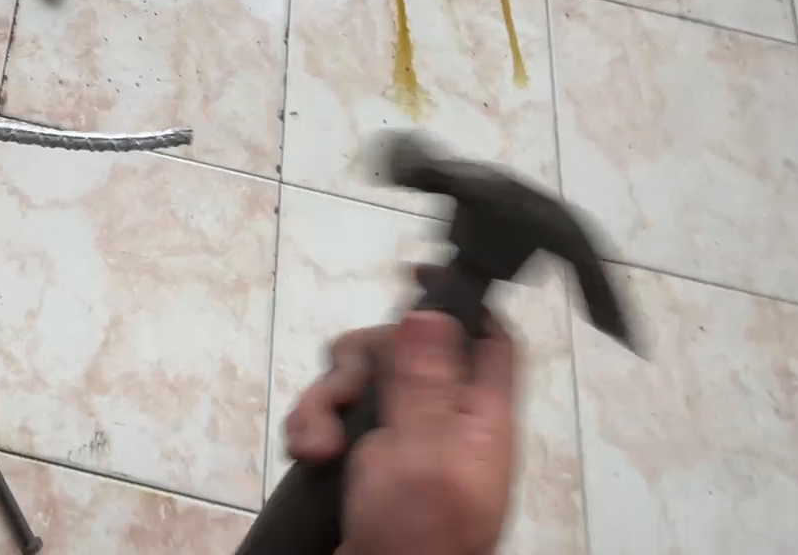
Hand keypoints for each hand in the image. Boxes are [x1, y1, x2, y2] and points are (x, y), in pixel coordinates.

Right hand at [284, 302, 519, 554]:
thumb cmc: (416, 535)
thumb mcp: (424, 457)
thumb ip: (426, 383)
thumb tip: (431, 314)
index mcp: (477, 418)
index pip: (488, 341)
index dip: (460, 302)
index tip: (414, 270)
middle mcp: (439, 414)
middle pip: (398, 346)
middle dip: (357, 364)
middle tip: (348, 393)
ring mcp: (399, 427)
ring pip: (354, 373)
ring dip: (324, 400)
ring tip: (318, 443)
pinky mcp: (361, 439)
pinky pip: (328, 404)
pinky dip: (311, 420)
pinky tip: (310, 449)